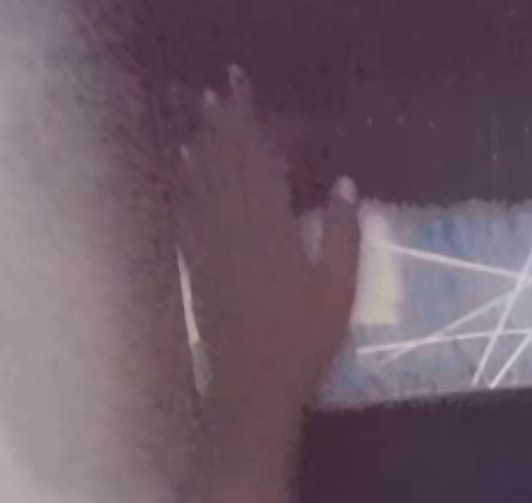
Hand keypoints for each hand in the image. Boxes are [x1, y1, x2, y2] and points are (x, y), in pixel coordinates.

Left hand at [179, 67, 360, 404]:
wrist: (254, 382)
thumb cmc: (304, 341)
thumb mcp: (338, 291)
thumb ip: (342, 235)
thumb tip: (345, 185)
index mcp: (274, 229)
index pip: (262, 162)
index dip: (255, 125)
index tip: (247, 93)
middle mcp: (237, 228)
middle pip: (228, 165)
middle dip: (225, 125)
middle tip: (220, 90)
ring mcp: (213, 248)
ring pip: (204, 185)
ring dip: (204, 147)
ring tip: (201, 117)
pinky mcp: (199, 268)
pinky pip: (190, 214)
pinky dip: (188, 186)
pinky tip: (186, 170)